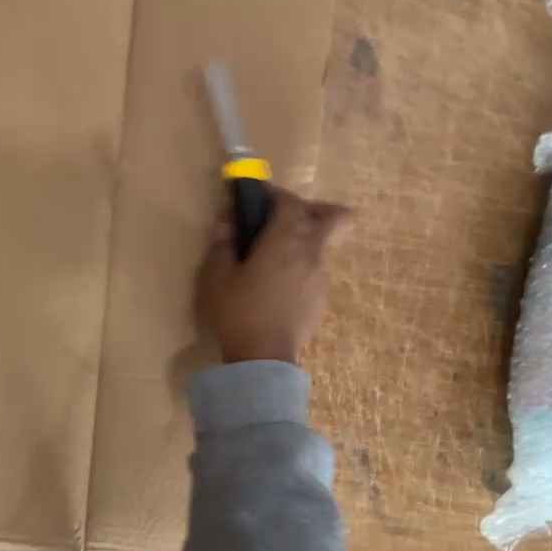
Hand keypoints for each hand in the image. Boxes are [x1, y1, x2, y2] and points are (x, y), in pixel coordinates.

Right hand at [197, 187, 350, 364]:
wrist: (263, 357)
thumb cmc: (236, 312)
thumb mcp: (216, 278)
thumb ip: (222, 245)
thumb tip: (226, 221)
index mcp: (285, 242)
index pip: (290, 202)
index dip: (273, 193)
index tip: (254, 195)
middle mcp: (311, 253)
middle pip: (335, 216)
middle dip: (311, 209)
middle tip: (281, 221)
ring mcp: (319, 276)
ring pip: (321, 244)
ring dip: (299, 242)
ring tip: (266, 261)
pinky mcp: (319, 297)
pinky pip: (312, 270)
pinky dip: (296, 267)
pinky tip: (271, 287)